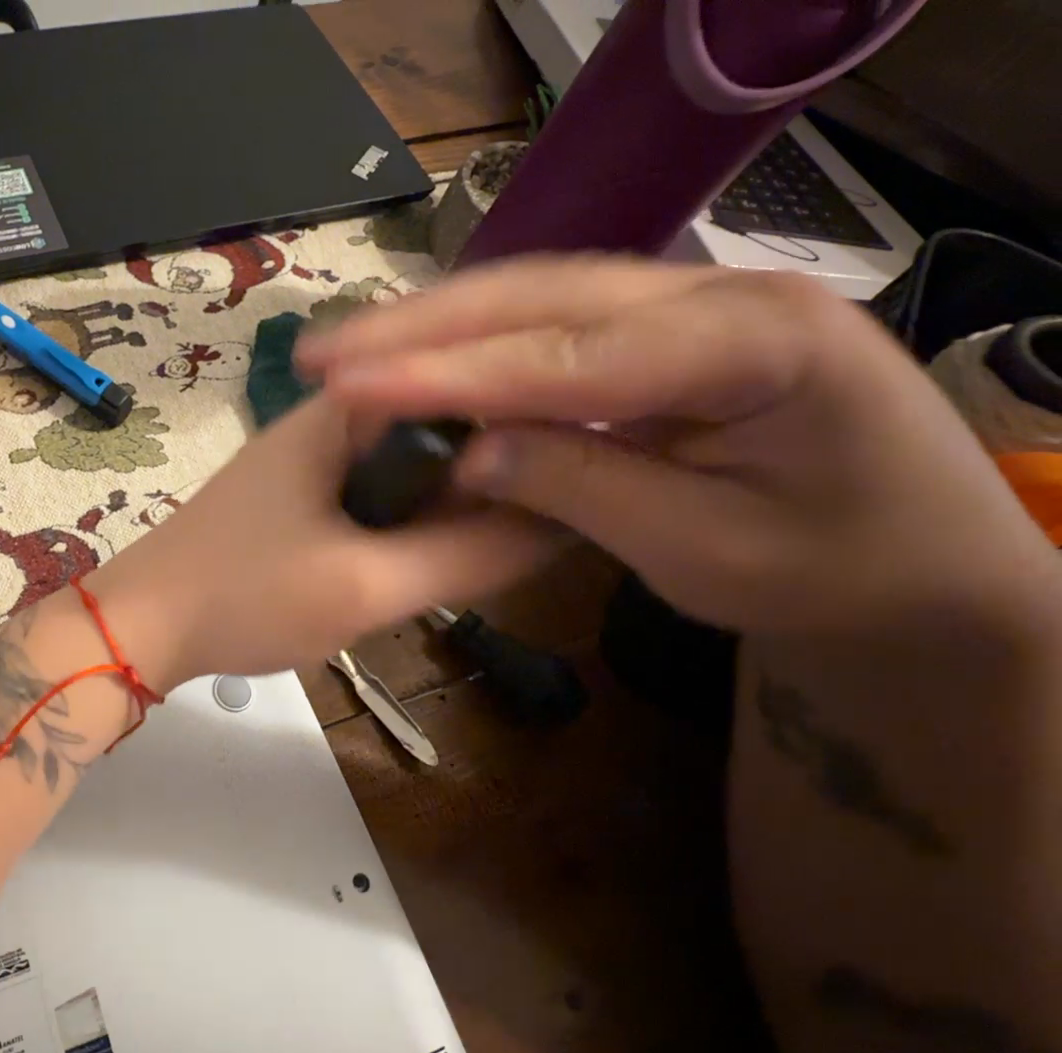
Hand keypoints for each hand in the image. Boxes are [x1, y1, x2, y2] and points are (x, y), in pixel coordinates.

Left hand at [85, 392, 561, 692]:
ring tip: (516, 532)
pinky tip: (442, 551)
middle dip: (499, 458)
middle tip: (560, 505)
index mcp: (345, 410)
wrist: (141, 626)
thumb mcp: (366, 583)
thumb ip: (470, 554)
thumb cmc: (245, 596)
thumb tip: (569, 520)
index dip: (531, 411)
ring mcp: (309, 457)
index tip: (588, 455)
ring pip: (412, 460)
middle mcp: (329, 417)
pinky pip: (379, 490)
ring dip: (457, 493)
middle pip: (442, 417)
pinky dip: (415, 514)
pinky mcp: (298, 496)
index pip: (464, 376)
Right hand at [297, 258, 1059, 637]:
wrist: (919, 559)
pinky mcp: (657, 328)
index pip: (572, 355)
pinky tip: (410, 358)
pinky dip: (469, 341)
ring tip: (343, 352)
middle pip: (542, 296)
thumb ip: (586, 491)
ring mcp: (688, 301)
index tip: (352, 389)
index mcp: (762, 343)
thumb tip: (467, 451)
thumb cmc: (831, 571)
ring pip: (534, 295)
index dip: (453, 375)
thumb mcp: (707, 553)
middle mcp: (720, 294)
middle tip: (320, 356)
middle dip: (421, 328)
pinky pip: (547, 322)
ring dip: (431, 325)